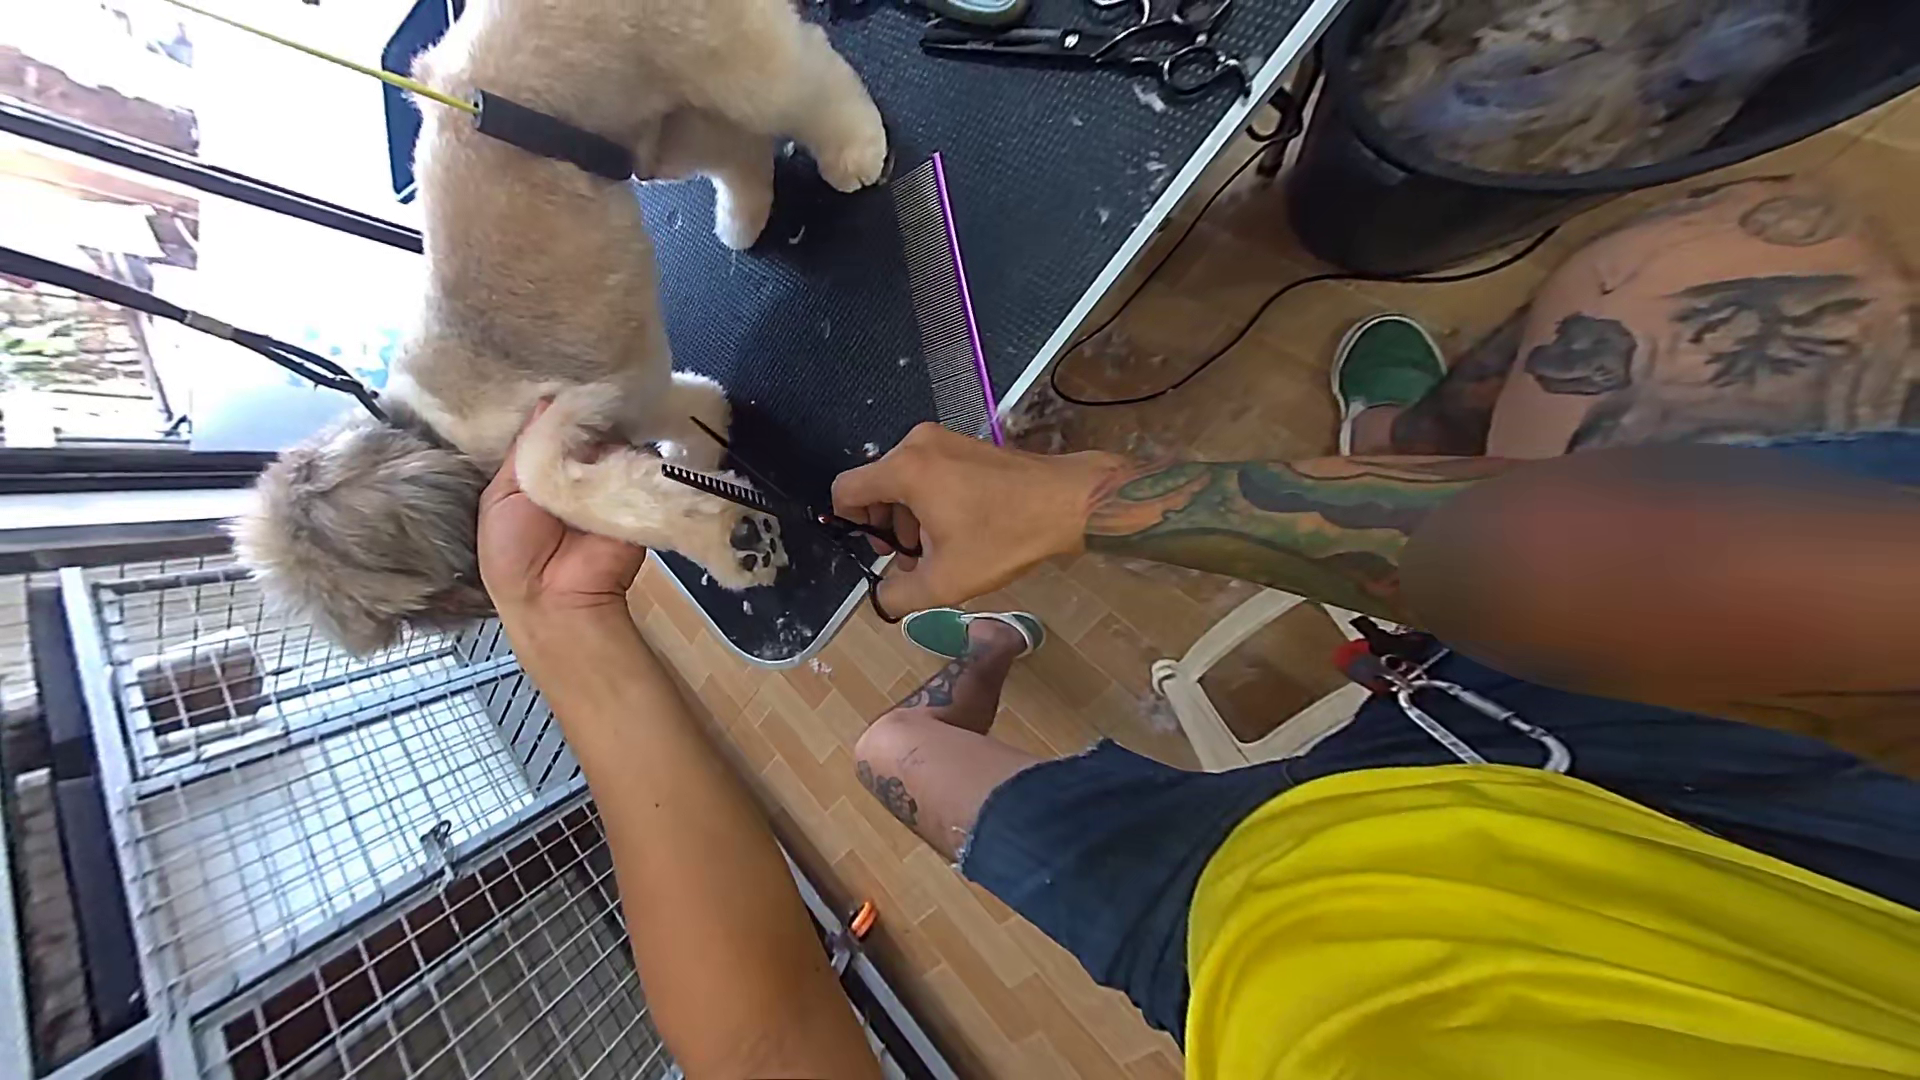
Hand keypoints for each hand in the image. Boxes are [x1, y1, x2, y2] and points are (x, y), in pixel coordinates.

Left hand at [478, 404, 645, 629]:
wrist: (557, 595)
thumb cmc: (515, 551)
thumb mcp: (503, 494)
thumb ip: (526, 448)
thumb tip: (548, 400)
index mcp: (541, 469)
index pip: (552, 428)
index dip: (556, 406)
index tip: (560, 375)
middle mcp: (579, 470)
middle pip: (587, 430)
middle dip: (587, 413)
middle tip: (589, 390)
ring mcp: (612, 480)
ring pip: (616, 442)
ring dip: (611, 432)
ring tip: (609, 415)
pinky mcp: (640, 493)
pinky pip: (641, 466)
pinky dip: (636, 454)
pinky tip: (629, 442)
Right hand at [831, 423, 1126, 615]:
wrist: (1068, 503)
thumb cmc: (1003, 538)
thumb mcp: (945, 581)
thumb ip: (898, 596)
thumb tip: (882, 597)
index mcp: (903, 468)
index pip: (846, 490)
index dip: (849, 524)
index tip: (877, 551)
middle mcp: (917, 443)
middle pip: (876, 487)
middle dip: (888, 527)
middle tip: (916, 558)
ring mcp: (944, 438)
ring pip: (904, 481)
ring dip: (911, 517)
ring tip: (941, 548)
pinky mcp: (965, 443)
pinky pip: (929, 471)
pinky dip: (932, 500)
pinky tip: (960, 527)